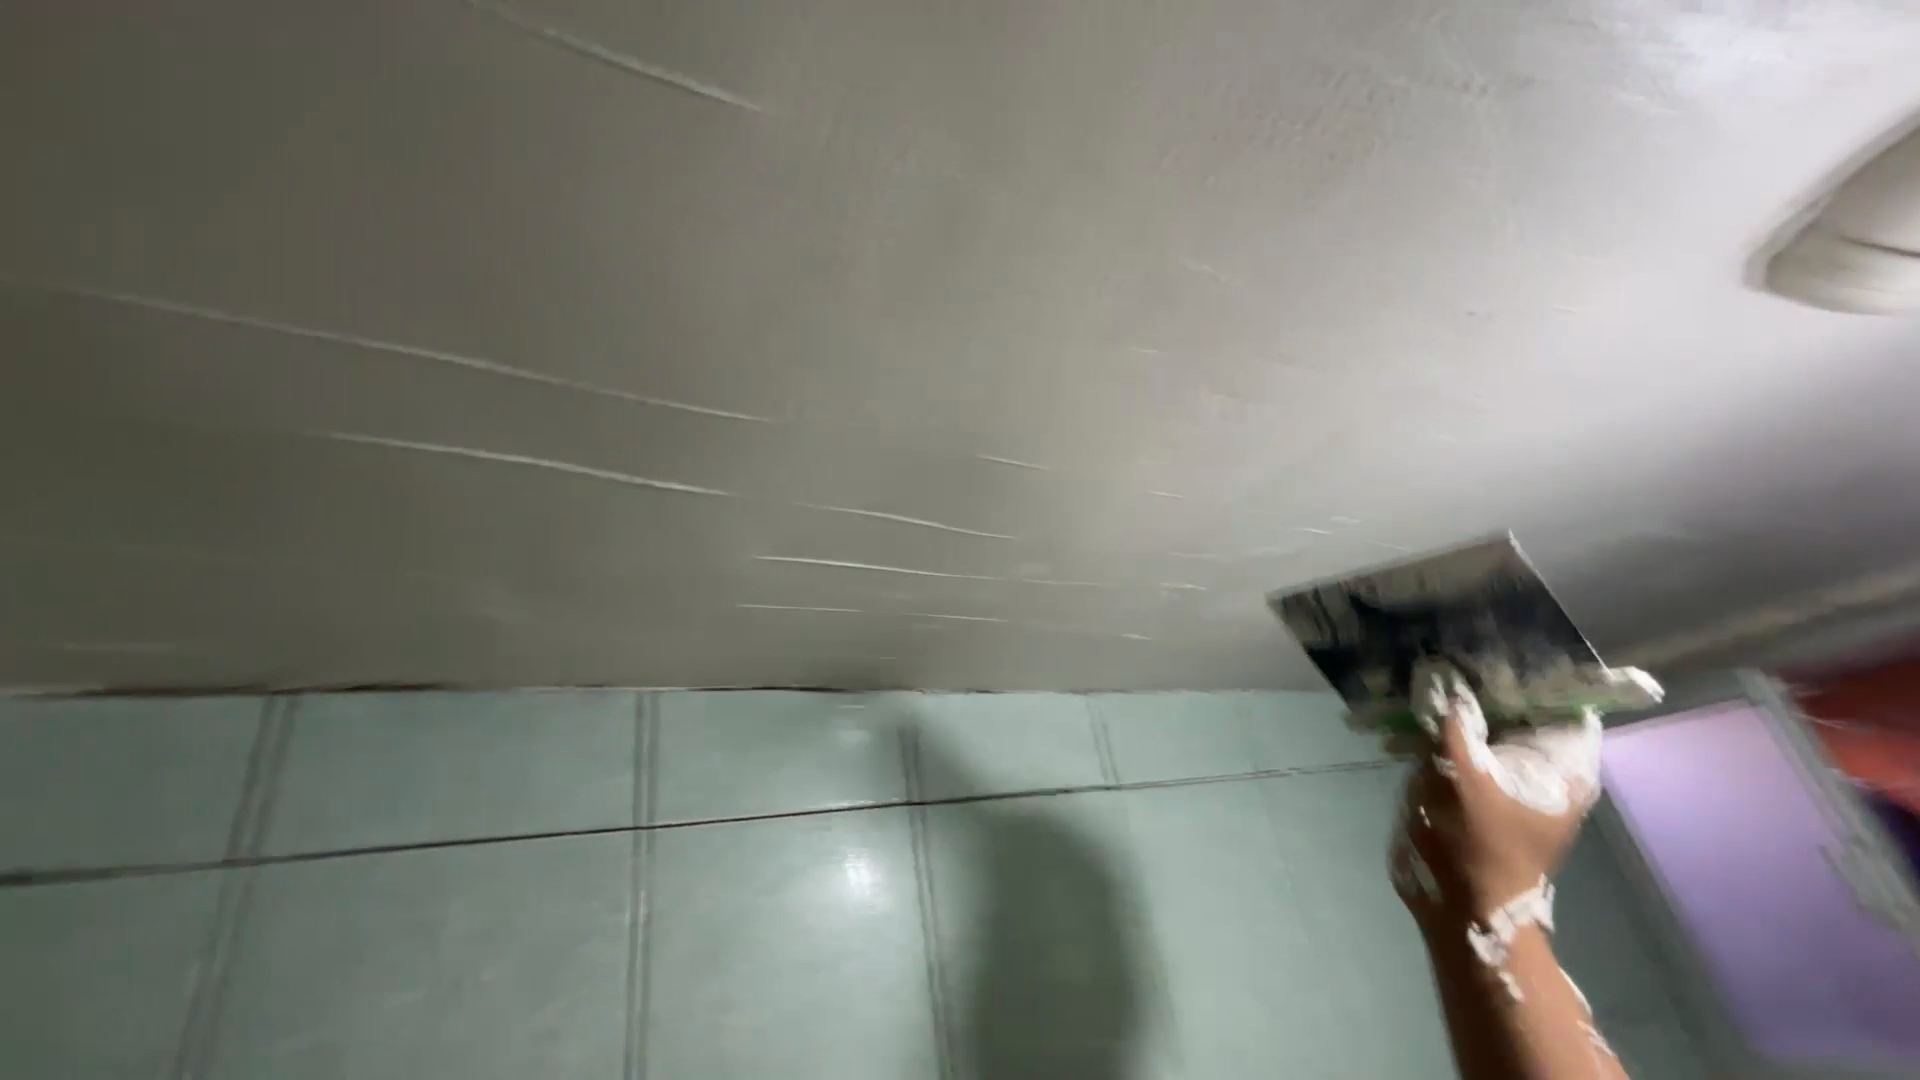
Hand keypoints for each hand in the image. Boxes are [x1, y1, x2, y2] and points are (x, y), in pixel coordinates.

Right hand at [1392, 664, 1604, 923]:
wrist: (1460, 908)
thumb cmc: (1475, 844)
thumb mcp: (1460, 774)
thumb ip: (1450, 722)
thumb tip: (1440, 674)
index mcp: (1563, 767)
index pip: (1565, 701)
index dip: (1535, 670)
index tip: (1495, 642)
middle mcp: (1543, 769)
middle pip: (1521, 709)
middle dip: (1485, 681)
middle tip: (1448, 648)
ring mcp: (1509, 781)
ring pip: (1487, 727)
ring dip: (1456, 705)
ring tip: (1423, 671)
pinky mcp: (1477, 790)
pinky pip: (1463, 746)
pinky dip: (1440, 729)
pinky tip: (1408, 711)